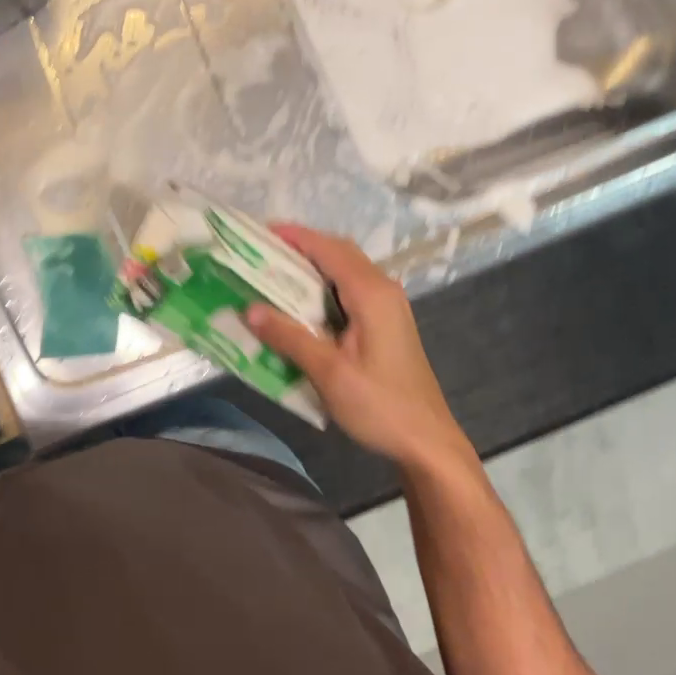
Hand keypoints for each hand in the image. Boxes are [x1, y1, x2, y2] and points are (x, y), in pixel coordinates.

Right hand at [246, 224, 475, 471]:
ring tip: (270, 274)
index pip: (329, 249)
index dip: (294, 236)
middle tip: (259, 253)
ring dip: (310, 267)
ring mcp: (387, 306)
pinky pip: (349, 290)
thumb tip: (248, 308)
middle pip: (338, 253)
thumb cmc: (379, 405)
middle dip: (300, 247)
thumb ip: (288, 336)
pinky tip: (297, 305)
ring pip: (344, 270)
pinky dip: (321, 286)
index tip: (258, 233)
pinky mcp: (385, 323)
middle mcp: (383, 290)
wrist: (426, 441)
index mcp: (371, 294)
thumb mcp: (328, 372)